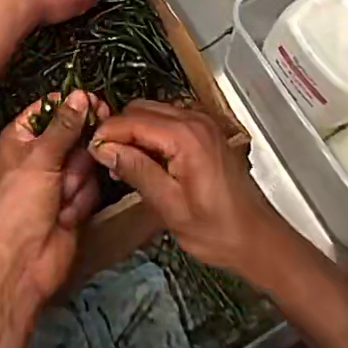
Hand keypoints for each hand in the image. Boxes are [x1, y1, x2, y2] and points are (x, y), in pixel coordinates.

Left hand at [0, 90, 109, 302]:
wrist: (22, 263)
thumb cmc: (19, 204)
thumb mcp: (40, 158)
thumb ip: (65, 125)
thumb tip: (80, 95)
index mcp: (23, 136)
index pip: (52, 108)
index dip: (74, 106)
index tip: (95, 104)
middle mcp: (41, 153)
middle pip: (76, 133)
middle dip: (78, 151)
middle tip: (76, 160)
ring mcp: (59, 177)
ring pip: (87, 160)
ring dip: (78, 180)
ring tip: (62, 198)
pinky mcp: (74, 199)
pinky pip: (91, 186)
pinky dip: (81, 200)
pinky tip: (66, 215)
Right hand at [89, 101, 294, 280]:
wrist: (258, 238)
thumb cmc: (216, 229)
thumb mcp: (170, 206)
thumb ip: (136, 170)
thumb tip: (102, 148)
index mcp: (185, 135)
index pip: (132, 120)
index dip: (107, 134)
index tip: (90, 153)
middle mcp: (194, 118)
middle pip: (141, 109)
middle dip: (119, 131)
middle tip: (107, 163)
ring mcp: (202, 121)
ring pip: (153, 111)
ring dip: (134, 131)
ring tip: (124, 165)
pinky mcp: (206, 130)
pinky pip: (168, 119)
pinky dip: (151, 132)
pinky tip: (146, 160)